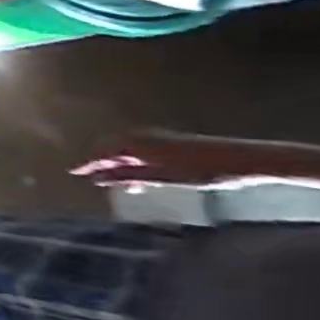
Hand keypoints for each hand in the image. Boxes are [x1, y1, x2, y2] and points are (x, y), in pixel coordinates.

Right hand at [70, 132, 294, 189]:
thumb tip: (97, 179)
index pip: (100, 152)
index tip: (73, 172)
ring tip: (123, 183)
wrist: (245, 160)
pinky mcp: (167, 141)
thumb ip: (128, 177)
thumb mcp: (163, 178)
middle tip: (98, 181)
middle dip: (102, 163)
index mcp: (134, 143)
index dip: (86, 163)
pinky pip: (137, 148)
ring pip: (124, 148)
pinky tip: (141, 174)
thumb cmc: (203, 171)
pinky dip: (133, 160)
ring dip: (119, 164)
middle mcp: (139, 136)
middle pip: (109, 148)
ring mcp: (154, 137)